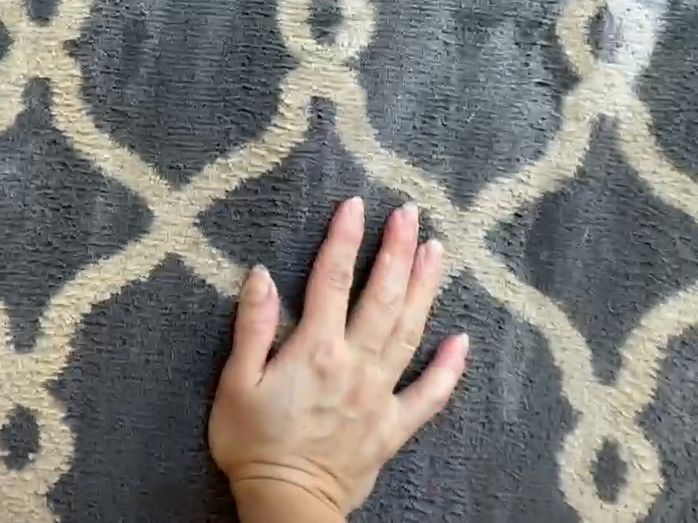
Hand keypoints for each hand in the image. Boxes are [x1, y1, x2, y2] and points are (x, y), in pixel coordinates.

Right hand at [208, 198, 467, 519]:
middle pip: (382, 298)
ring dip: (424, 289)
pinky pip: (430, 394)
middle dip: (397, 252)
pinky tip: (462, 339)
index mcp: (314, 349)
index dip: (345, 239)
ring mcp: (381, 396)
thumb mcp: (235, 380)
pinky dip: (449, 366)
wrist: (287, 506)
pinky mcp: (394, 426)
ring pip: (410, 332)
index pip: (332, 280)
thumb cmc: (251, 440)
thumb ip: (252, 326)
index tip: (357, 204)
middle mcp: (355, 365)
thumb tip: (261, 274)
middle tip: (411, 214)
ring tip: (436, 251)